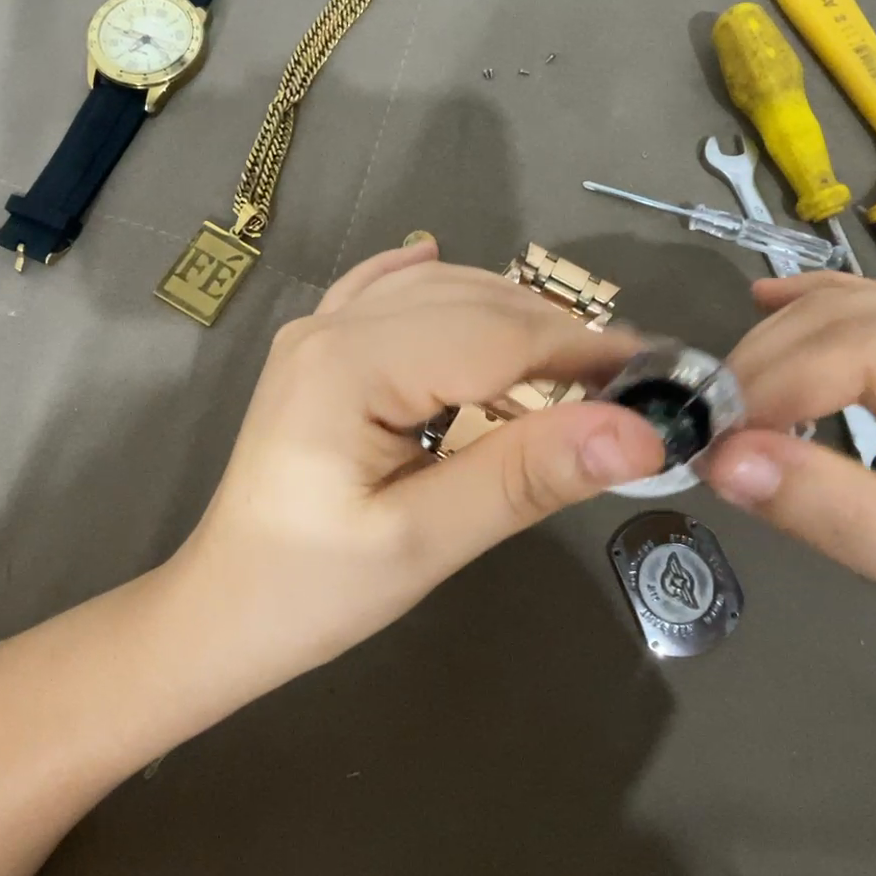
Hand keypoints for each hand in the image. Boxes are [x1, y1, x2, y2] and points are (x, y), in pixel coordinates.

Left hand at [167, 239, 663, 686]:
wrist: (219, 611)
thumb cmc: (313, 591)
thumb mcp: (425, 540)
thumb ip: (525, 477)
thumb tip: (638, 433)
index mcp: (352, 364)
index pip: (497, 335)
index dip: (583, 351)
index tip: (656, 378)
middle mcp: (332, 327)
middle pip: (470, 302)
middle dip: (553, 335)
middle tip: (625, 386)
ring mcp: (315, 333)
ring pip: (433, 292)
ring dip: (505, 315)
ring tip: (568, 364)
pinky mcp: (313, 354)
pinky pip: (379, 294)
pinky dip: (429, 287)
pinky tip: (440, 263)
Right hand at [699, 272, 875, 707]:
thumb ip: (836, 512)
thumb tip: (720, 459)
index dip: (781, 383)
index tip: (711, 441)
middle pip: (853, 317)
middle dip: (764, 367)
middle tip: (703, 432)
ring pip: (846, 312)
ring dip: (770, 352)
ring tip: (721, 413)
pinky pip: (862, 320)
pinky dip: (802, 318)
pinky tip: (761, 303)